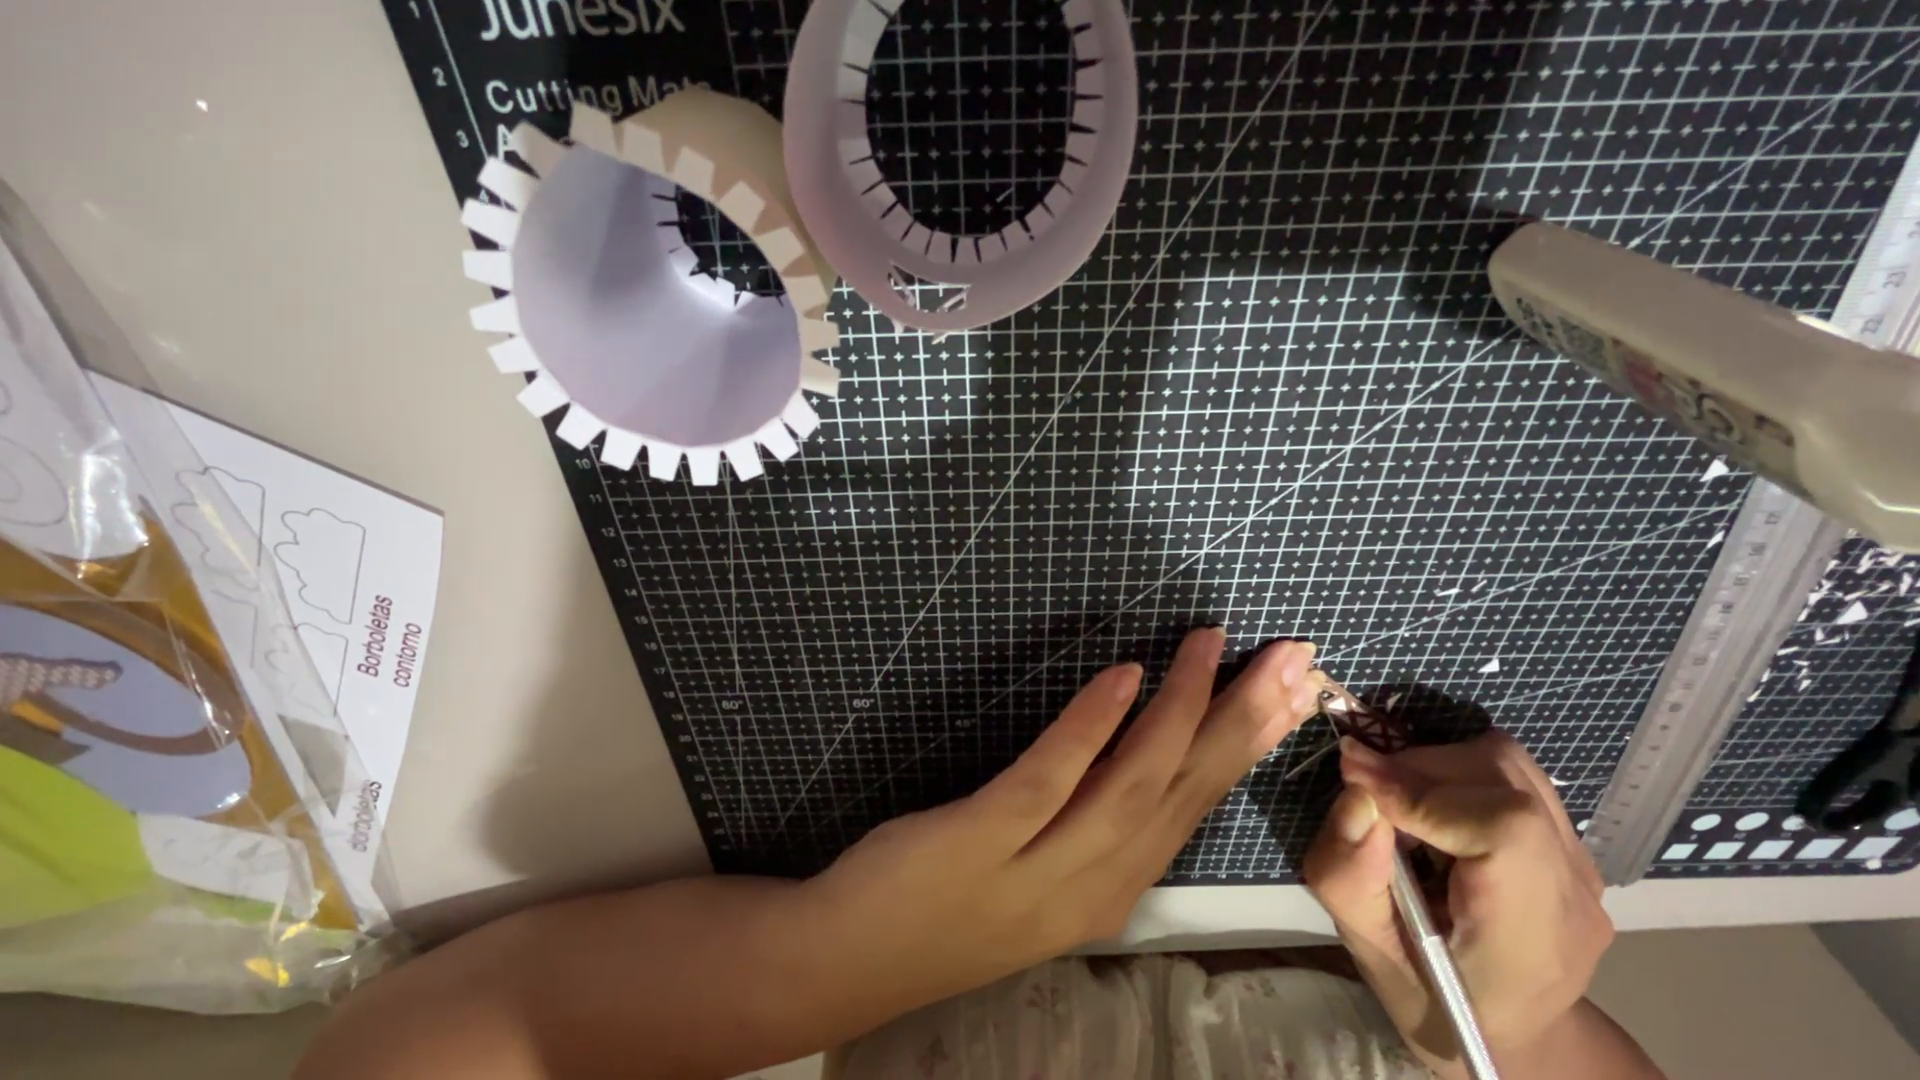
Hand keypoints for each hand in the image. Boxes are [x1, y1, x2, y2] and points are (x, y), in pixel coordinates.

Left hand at [796, 628, 1321, 1015]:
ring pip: (1131, 783)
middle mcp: (1093, 887)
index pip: (1194, 810)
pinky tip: (1122, 675)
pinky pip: (1051, 777)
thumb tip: (1139, 749)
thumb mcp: (1041, 875)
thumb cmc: (945, 906)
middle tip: (1292, 658)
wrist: (846, 960)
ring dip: (1179, 708)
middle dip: (1241, 721)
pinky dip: (1092, 724)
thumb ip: (1091, 825)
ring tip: (1209, 645)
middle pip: (1183, 792)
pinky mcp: (982, 841)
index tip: (1291, 697)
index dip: (1245, 748)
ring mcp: (1039, 869)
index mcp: (1110, 889)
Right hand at [1304, 729, 1614, 1078]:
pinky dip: (1457, 778)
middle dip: (1418, 771)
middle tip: (1365, 792)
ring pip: (1507, 765)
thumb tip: (1357, 796)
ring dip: (1437, 768)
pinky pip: (1511, 781)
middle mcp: (1572, 889)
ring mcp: (1582, 864)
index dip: (1423, 792)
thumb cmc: (1428, 1003)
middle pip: (1502, 778)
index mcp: (1529, 934)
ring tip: (1399, 803)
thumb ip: (1351, 877)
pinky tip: (1432, 815)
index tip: (1355, 781)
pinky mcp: (1570, 846)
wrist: (1505, 1035)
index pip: (1503, 825)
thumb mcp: (1368, 951)